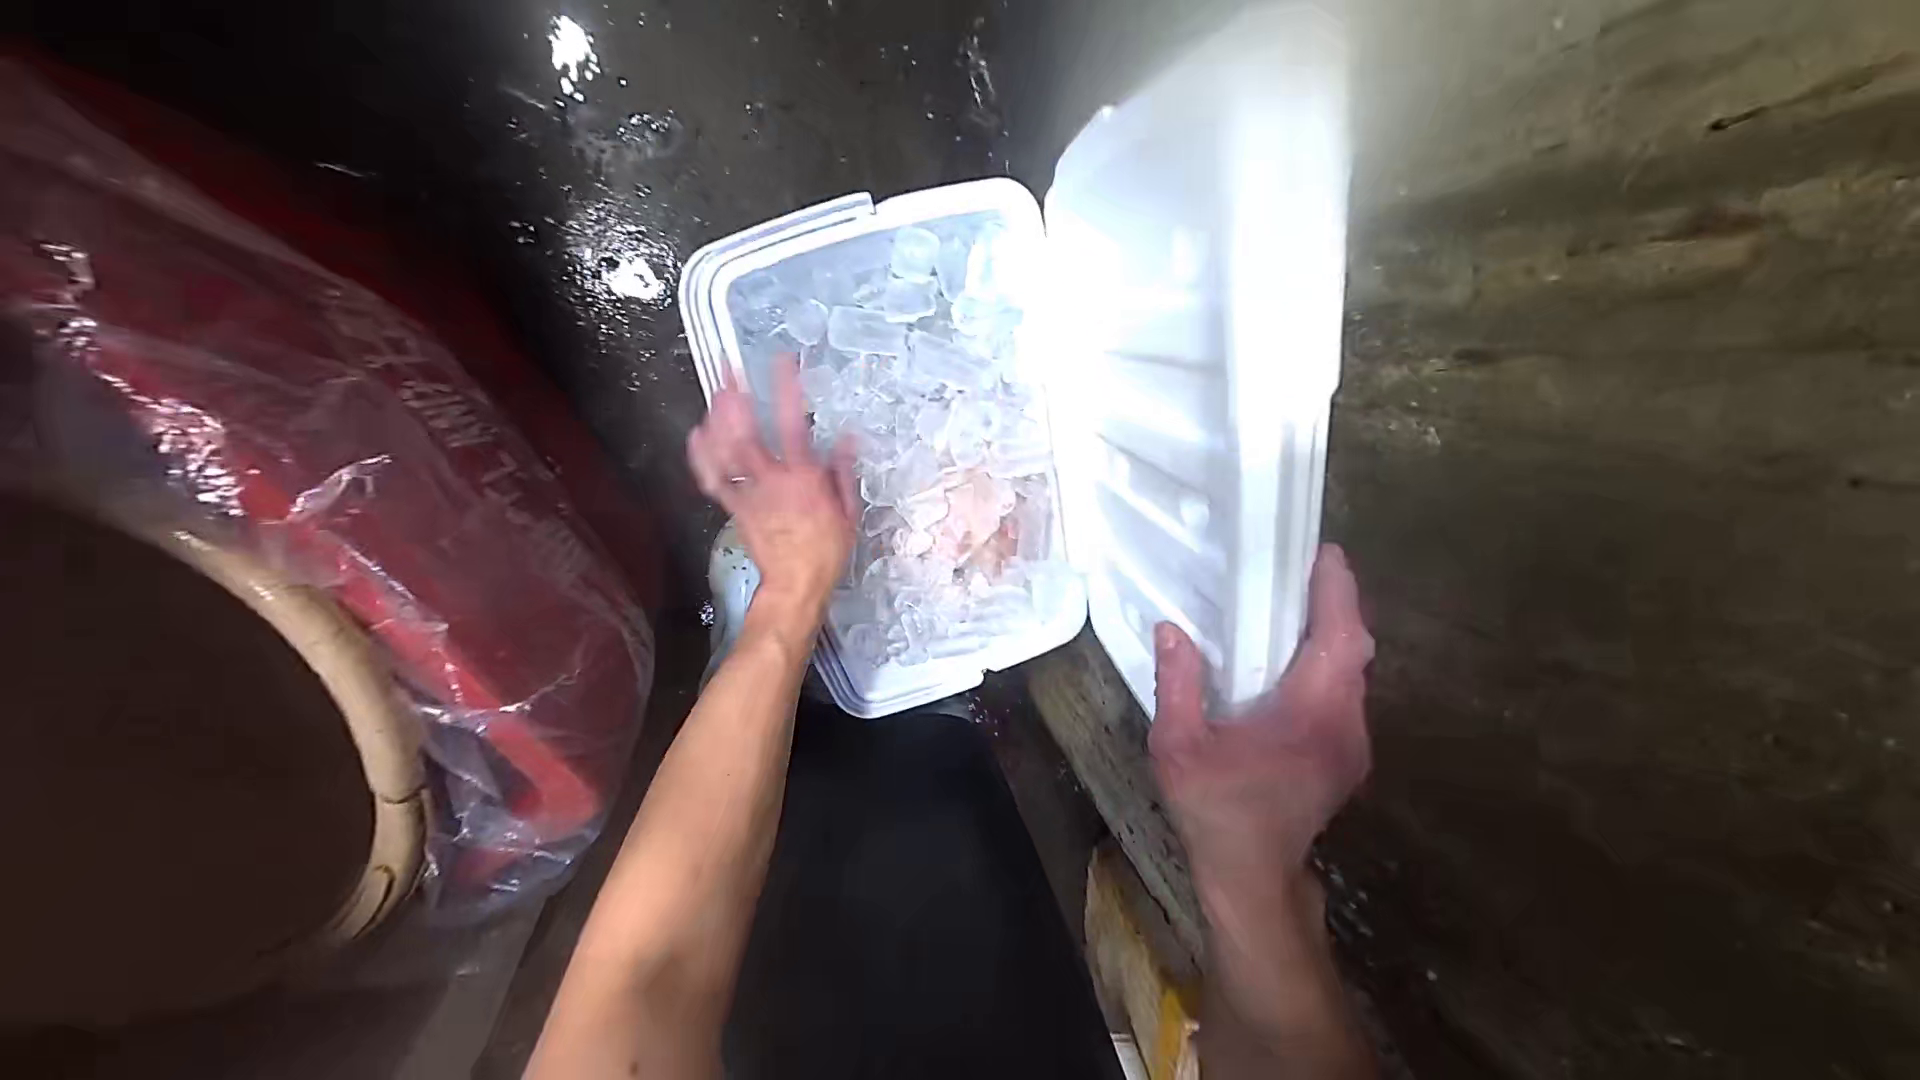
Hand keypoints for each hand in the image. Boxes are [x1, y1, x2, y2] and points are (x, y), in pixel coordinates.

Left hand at [687, 356, 856, 620]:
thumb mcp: (848, 512)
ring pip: (726, 452)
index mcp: (805, 477)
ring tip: (714, 392)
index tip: (782, 362)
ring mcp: (750, 493)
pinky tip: (697, 435)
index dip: (786, 389)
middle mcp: (773, 479)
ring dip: (716, 419)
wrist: (796, 583)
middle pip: (746, 431)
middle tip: (727, 369)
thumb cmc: (826, 550)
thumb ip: (844, 473)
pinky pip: (713, 479)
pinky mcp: (735, 508)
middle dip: (734, 397)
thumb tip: (847, 440)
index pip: (793, 423)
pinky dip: (702, 456)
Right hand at [1150, 545, 1372, 893]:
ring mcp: (1352, 744)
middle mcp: (1345, 725)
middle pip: (1356, 650)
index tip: (1326, 554)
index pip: (1339, 639)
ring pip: (1355, 672)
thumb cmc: (1215, 809)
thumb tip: (1170, 630)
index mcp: (1311, 716)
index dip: (1337, 593)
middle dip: (1337, 604)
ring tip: (1299, 602)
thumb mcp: (1179, 746)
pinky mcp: (1346, 756)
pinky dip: (1329, 662)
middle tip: (1306, 568)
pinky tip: (1296, 658)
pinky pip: (1345, 692)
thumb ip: (1177, 684)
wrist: (1251, 876)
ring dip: (1335, 632)